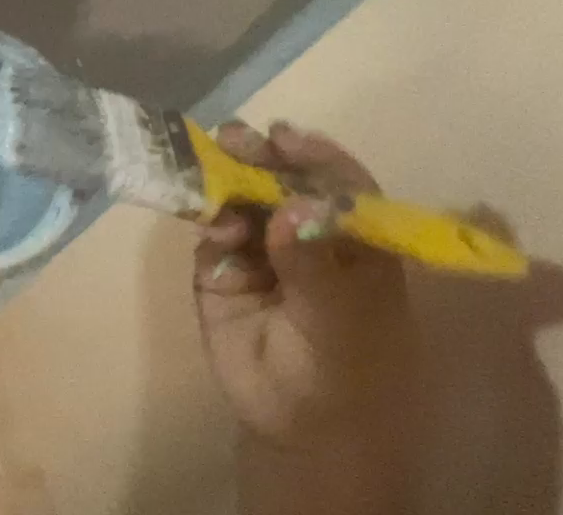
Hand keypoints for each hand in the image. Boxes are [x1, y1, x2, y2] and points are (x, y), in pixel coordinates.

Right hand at [194, 121, 417, 446]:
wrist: (295, 426)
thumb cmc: (344, 374)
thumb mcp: (340, 322)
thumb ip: (313, 264)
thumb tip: (294, 206)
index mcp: (355, 244)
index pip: (340, 186)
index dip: (315, 156)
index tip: (285, 136)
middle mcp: (306, 237)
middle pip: (283, 182)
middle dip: (260, 156)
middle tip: (234, 140)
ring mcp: (260, 248)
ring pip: (240, 199)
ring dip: (227, 180)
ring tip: (211, 171)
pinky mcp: (218, 265)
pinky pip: (210, 229)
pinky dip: (206, 218)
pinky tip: (213, 228)